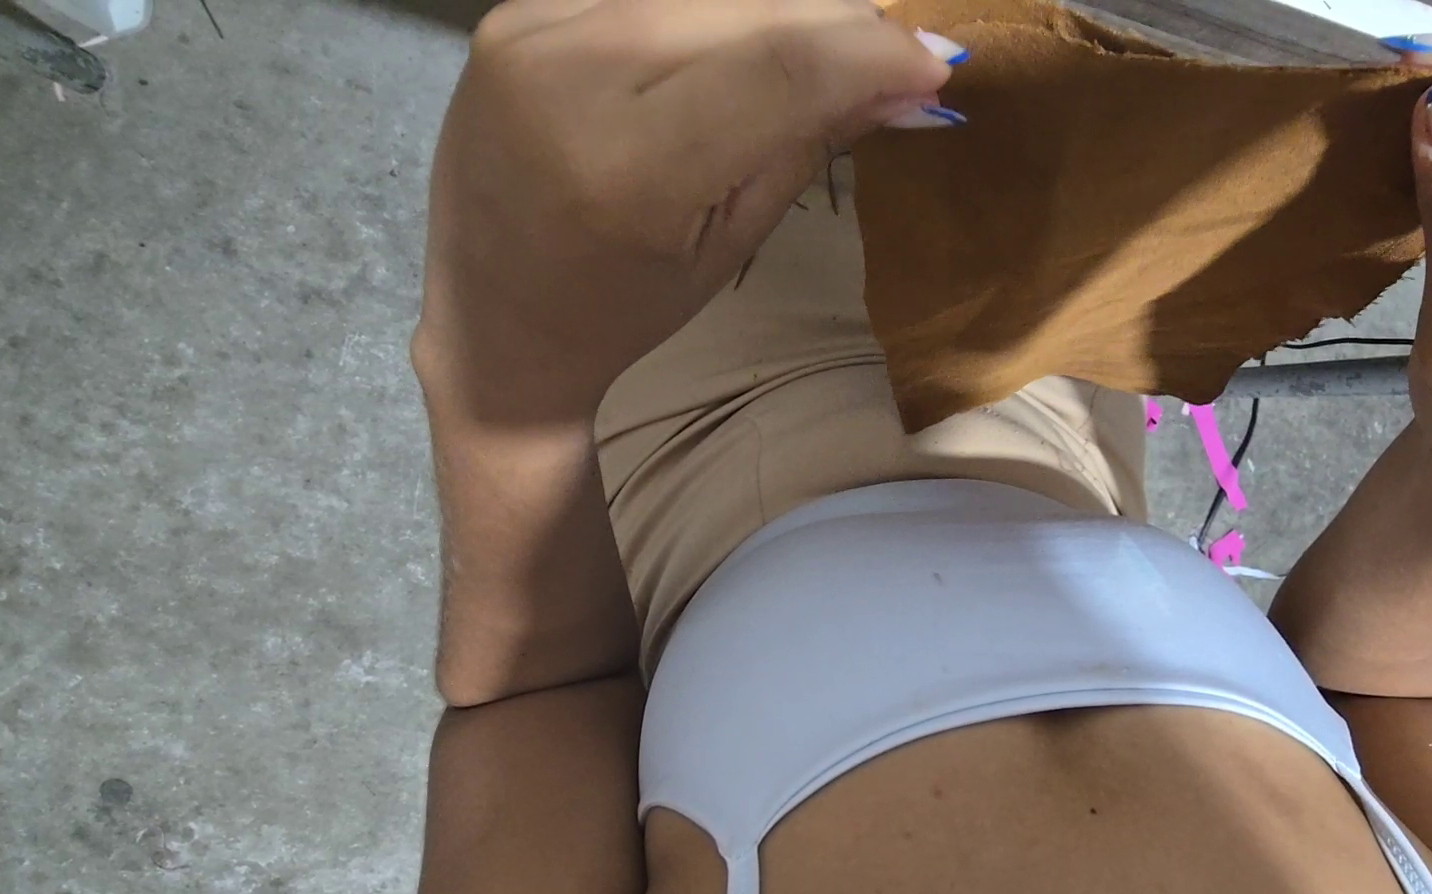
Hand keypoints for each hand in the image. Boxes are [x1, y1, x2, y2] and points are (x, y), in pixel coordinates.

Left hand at [413, 0, 960, 424]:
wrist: (497, 324)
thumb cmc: (623, 315)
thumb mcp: (727, 248)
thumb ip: (804, 149)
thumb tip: (900, 88)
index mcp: (632, 168)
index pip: (780, 69)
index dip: (871, 54)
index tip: (935, 65)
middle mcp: (573, 71)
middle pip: (746, 6)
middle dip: (841, 20)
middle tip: (900, 53)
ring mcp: (532, 24)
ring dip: (785, 12)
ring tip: (833, 50)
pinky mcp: (517, 6)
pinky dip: (719, 13)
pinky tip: (751, 43)